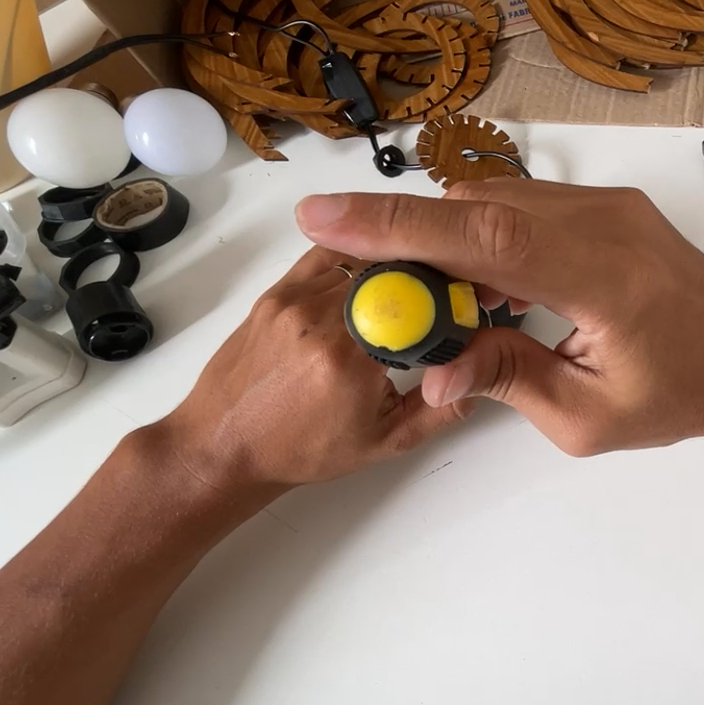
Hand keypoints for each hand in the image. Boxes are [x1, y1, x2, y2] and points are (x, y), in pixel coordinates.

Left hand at [149, 245, 472, 506]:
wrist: (223, 446)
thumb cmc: (303, 448)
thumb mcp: (385, 443)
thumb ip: (440, 410)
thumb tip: (481, 375)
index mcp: (349, 360)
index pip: (418, 305)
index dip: (448, 299)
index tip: (465, 308)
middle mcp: (318, 321)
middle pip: (393, 273)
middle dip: (425, 281)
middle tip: (445, 296)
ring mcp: (292, 300)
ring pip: (363, 260)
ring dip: (394, 269)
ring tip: (412, 288)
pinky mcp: (276, 292)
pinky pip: (329, 256)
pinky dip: (358, 258)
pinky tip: (374, 274)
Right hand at [295, 180, 703, 455]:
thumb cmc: (682, 394)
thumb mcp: (588, 414)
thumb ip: (507, 379)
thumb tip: (433, 369)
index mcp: (602, 278)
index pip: (484, 239)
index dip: (398, 227)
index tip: (324, 217)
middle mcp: (605, 223)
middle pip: (481, 208)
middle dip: (412, 236)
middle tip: (371, 281)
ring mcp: (612, 207)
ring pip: (501, 202)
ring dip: (453, 239)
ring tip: (433, 295)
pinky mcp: (613, 208)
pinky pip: (531, 206)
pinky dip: (491, 234)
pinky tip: (486, 282)